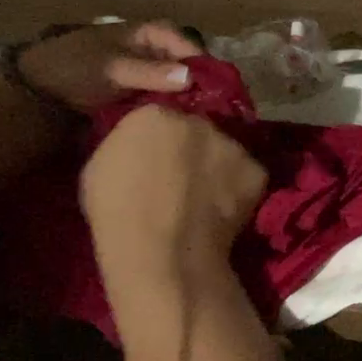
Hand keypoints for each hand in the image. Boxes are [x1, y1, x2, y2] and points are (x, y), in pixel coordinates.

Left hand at [19, 21, 198, 109]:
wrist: (38, 92)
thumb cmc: (73, 69)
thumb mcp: (111, 68)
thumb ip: (149, 71)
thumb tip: (191, 78)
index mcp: (150, 33)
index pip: (190, 44)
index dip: (204, 64)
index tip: (215, 87)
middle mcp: (159, 49)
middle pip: (195, 64)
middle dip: (205, 84)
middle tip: (214, 105)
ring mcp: (156, 70)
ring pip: (190, 82)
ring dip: (196, 98)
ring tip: (204, 115)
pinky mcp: (152, 90)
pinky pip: (178, 97)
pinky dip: (184, 107)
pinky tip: (187, 118)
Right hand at [82, 107, 265, 269]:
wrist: (165, 245)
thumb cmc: (118, 208)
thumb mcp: (103, 163)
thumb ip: (130, 143)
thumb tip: (146, 145)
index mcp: (155, 115)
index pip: (160, 115)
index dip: (157, 138)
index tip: (154, 156)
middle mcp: (201, 123)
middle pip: (198, 129)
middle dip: (192, 146)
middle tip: (184, 173)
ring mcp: (235, 146)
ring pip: (226, 149)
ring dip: (217, 163)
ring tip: (205, 191)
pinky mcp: (259, 171)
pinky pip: (246, 172)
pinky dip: (237, 184)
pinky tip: (224, 202)